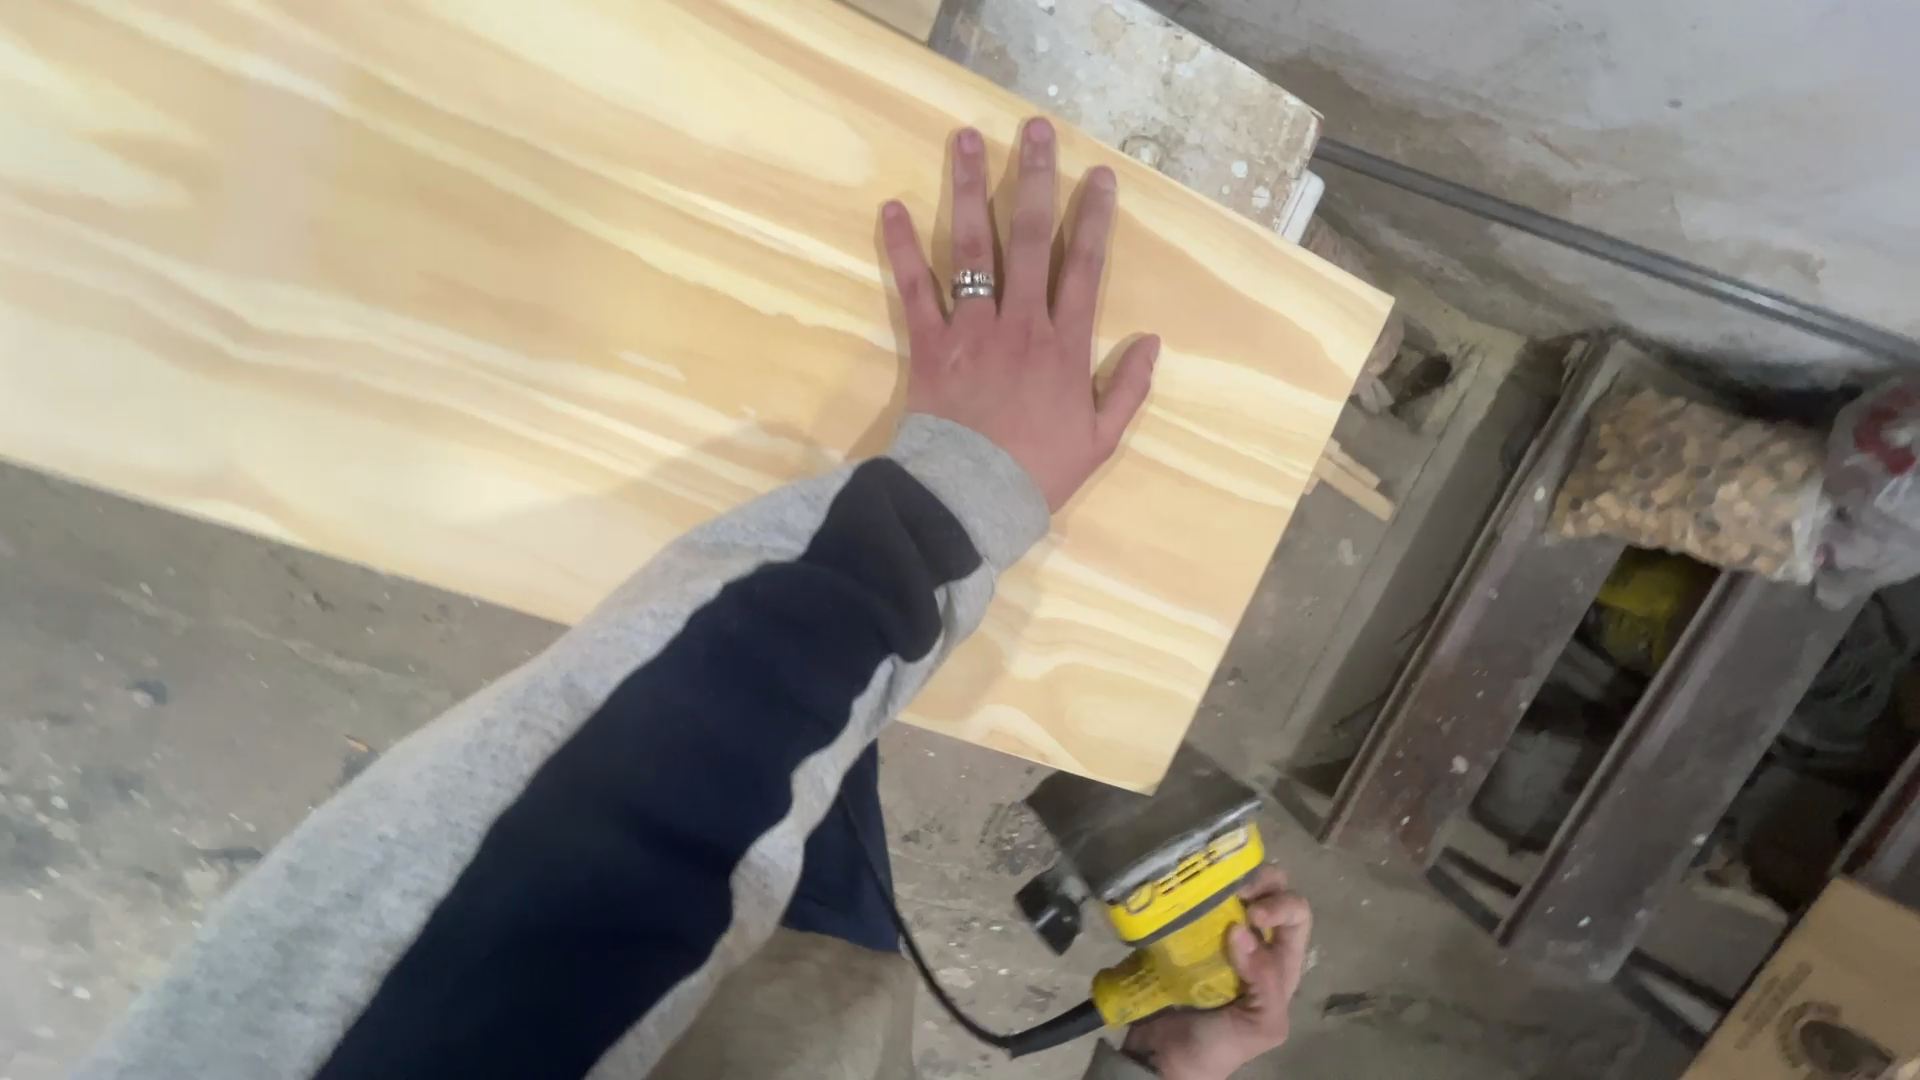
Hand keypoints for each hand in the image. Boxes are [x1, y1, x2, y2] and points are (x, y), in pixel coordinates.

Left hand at [878, 118, 1158, 511]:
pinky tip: (893, 209)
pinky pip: (916, 289)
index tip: (1098, 175)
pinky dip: (904, 249)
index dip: (1094, 219)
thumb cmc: (1038, 474)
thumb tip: (1151, 342)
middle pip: (1033, 240)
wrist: (973, 498)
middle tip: (1033, 130)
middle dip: (1035, 180)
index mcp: (1066, 346)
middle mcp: (1022, 324)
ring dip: (972, 191)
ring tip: (966, 140)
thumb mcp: (1100, 440)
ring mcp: (974, 330)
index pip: (1086, 269)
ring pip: (975, 249)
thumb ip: (1128, 389)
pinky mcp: (932, 345)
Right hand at [1122, 866, 1311, 1079]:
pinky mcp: (1180, 928)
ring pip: (1231, 886)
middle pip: (1270, 889)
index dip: (1280, 905)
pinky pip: (1192, 897)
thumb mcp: (1259, 1026)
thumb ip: (1266, 984)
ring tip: (1204, 885)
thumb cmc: (1215, 1047)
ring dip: (1224, 878)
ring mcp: (1213, 931)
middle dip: (1257, 880)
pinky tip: (1180, 889)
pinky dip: (1191, 887)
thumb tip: (1240, 927)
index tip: (1250, 913)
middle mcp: (1251, 941)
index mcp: (1278, 964)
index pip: (1296, 917)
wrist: (1160, 1057)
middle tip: (1231, 890)